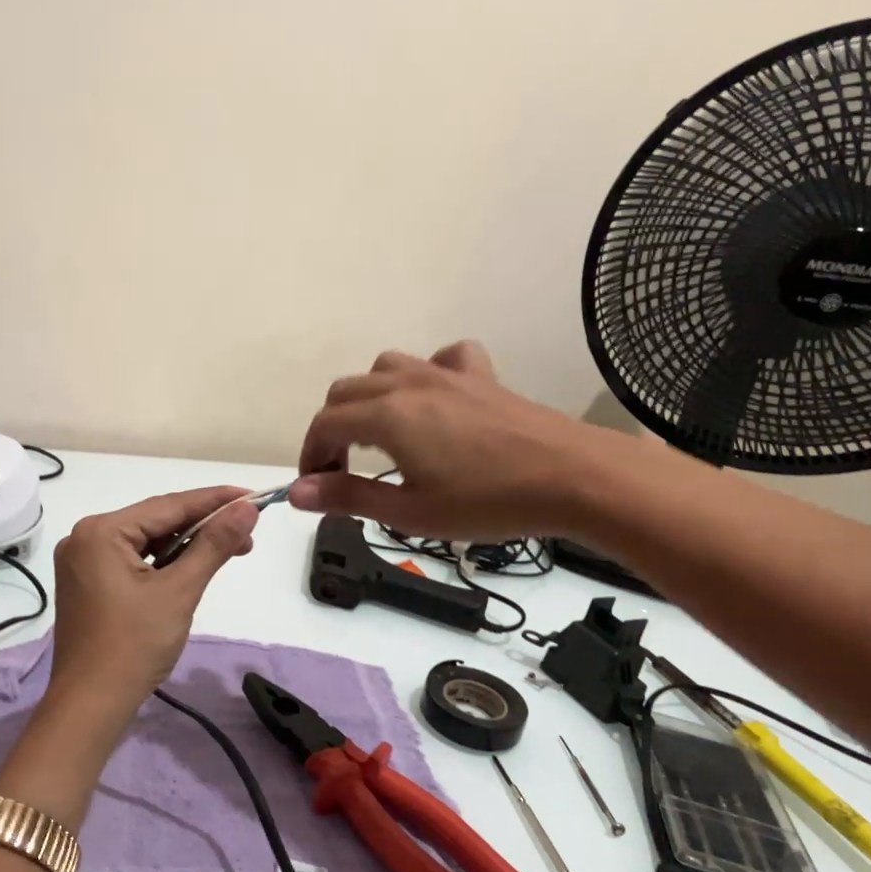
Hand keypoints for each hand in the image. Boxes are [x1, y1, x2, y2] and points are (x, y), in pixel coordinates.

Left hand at [48, 487, 258, 710]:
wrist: (90, 705)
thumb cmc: (134, 646)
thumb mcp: (179, 590)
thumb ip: (214, 545)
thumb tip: (247, 509)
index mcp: (101, 532)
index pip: (168, 505)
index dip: (214, 500)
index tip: (251, 496)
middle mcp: (85, 538)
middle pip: (155, 521)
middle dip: (203, 526)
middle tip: (248, 533)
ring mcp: (83, 562)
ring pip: (145, 542)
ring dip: (186, 545)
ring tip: (230, 550)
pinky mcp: (88, 584)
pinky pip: (133, 561)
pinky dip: (164, 563)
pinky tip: (193, 567)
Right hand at [287, 340, 628, 540]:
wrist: (573, 476)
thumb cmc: (488, 501)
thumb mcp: (411, 512)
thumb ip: (349, 498)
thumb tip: (296, 494)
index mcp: (387, 416)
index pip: (325, 424)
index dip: (310, 456)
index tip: (317, 489)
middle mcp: (409, 384)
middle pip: (346, 392)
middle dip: (332, 429)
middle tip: (342, 471)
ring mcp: (447, 374)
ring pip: (386, 368)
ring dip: (369, 398)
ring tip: (379, 437)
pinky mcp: (481, 376)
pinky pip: (442, 359)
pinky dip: (426, 375)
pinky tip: (435, 401)